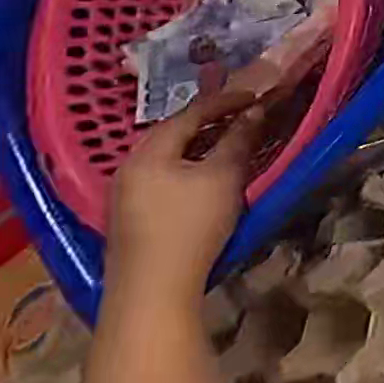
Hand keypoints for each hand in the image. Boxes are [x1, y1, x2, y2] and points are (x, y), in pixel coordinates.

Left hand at [106, 90, 265, 307]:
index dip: (224, 101)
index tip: (256, 95)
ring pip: (169, 154)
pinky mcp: (132, 213)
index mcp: (148, 154)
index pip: (189, 114)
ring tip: (233, 137)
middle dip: (211, 119)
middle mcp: (130, 167)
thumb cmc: (192, 223)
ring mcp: (126, 192)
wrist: (154, 287)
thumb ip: (239, 138)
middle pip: (174, 132)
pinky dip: (191, 161)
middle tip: (245, 113)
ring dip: (202, 142)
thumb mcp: (224, 175)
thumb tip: (256, 110)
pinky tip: (209, 169)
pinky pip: (165, 172)